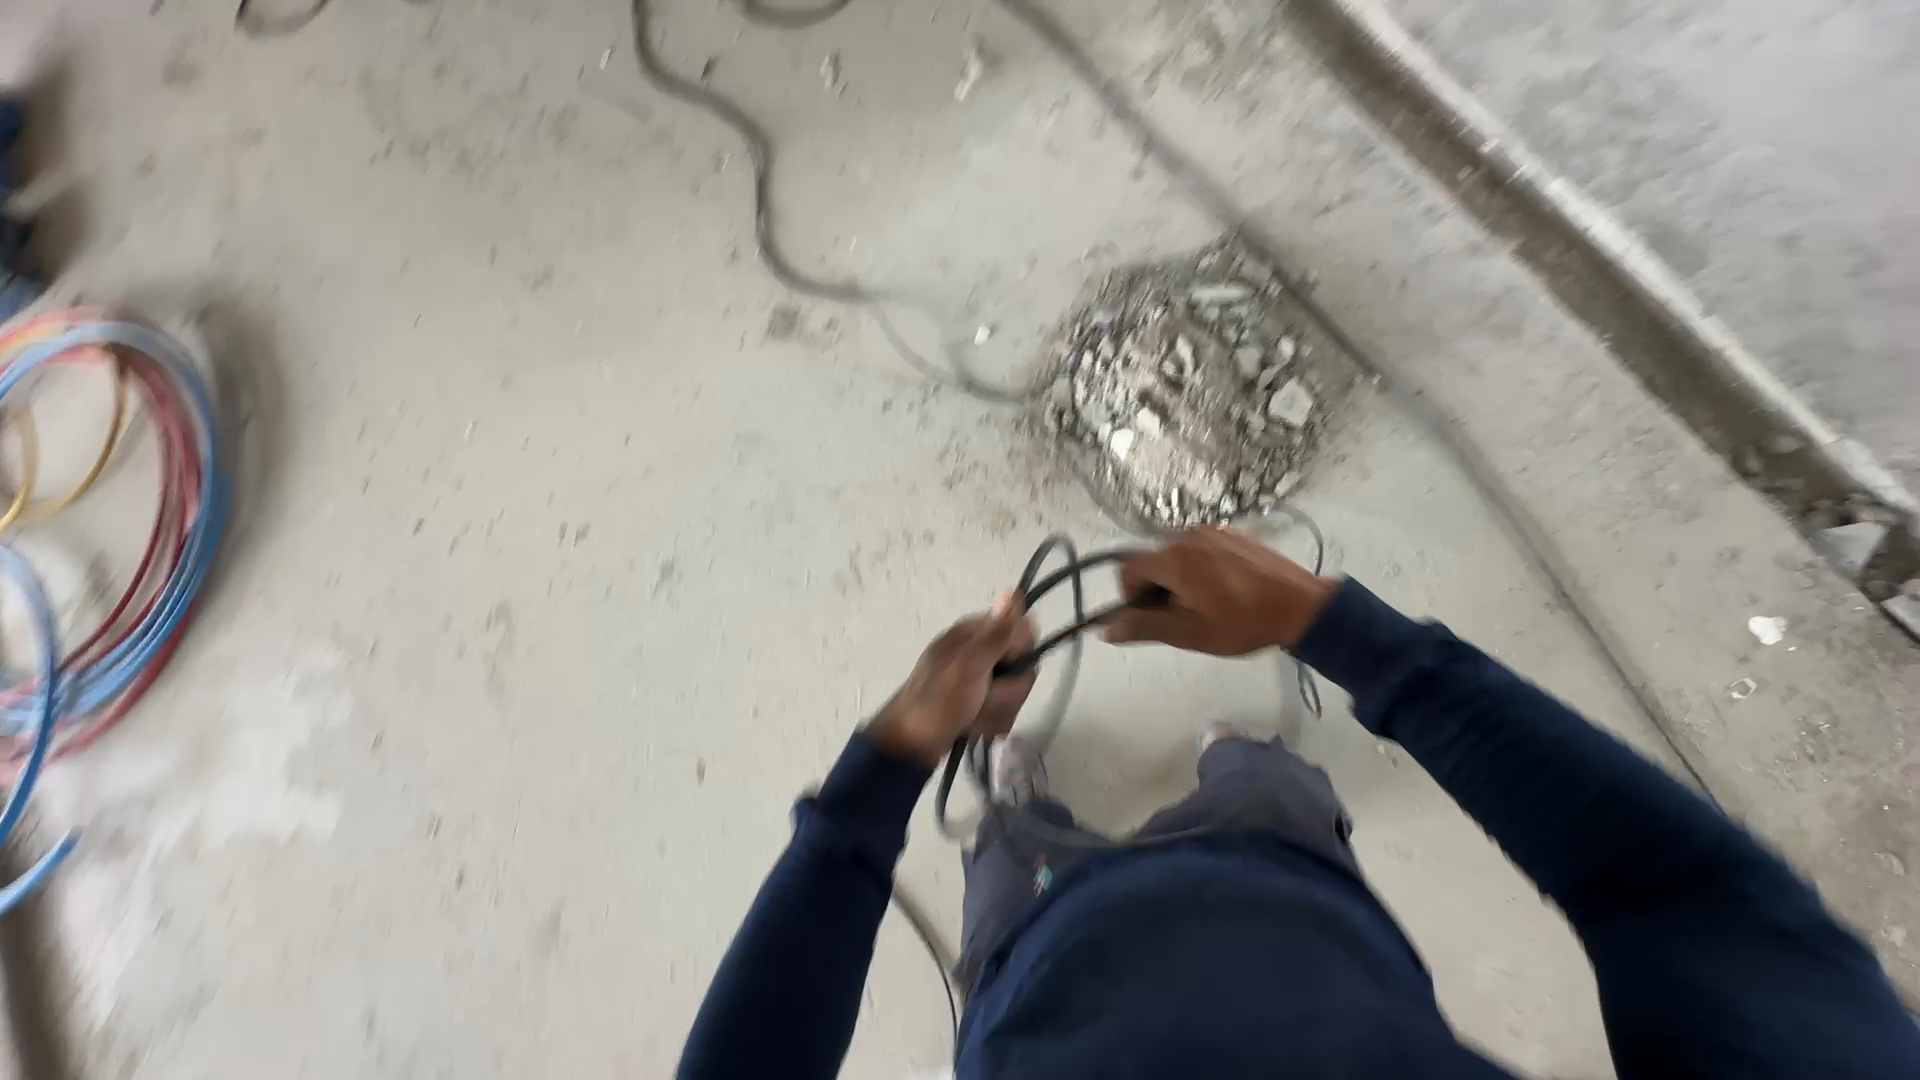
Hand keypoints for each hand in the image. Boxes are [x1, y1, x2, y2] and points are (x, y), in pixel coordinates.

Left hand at [866, 593, 1037, 767]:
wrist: (909, 747)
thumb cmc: (937, 702)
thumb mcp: (969, 666)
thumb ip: (996, 634)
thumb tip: (1013, 591)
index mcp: (972, 634)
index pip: (1021, 631)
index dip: (1020, 653)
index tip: (1005, 668)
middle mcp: (977, 653)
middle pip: (1021, 666)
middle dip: (1007, 690)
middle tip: (984, 699)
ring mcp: (977, 680)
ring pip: (1013, 692)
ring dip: (998, 710)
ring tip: (974, 717)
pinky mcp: (977, 704)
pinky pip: (1002, 710)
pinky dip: (989, 722)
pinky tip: (972, 727)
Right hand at [1103, 526, 1336, 654]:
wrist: (1301, 606)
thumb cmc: (1242, 623)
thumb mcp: (1189, 633)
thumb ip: (1144, 627)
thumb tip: (1105, 629)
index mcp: (1172, 559)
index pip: (1127, 571)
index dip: (1131, 596)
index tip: (1152, 617)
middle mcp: (1186, 535)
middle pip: (1151, 561)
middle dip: (1156, 588)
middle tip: (1182, 615)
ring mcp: (1212, 531)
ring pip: (1175, 554)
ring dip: (1178, 577)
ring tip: (1205, 603)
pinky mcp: (1231, 533)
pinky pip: (1199, 547)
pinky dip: (1199, 566)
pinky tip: (1223, 588)